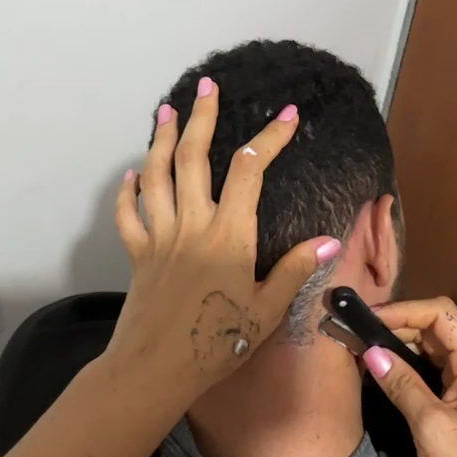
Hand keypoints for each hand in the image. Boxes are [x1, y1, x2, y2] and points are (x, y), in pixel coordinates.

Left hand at [105, 78, 340, 404]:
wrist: (154, 370)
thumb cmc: (217, 343)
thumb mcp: (266, 311)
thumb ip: (294, 270)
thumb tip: (329, 240)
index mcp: (228, 234)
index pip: (249, 170)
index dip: (269, 138)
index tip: (287, 115)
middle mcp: (191, 224)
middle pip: (193, 157)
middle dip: (201, 118)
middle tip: (205, 87)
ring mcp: (159, 236)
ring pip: (156, 176)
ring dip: (159, 139)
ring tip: (163, 111)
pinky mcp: (137, 253)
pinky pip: (128, 215)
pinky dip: (128, 191)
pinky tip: (131, 175)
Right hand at [365, 298, 456, 456]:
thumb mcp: (432, 430)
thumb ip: (402, 385)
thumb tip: (371, 351)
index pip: (441, 313)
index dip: (404, 309)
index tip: (369, 318)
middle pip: (437, 328)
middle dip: (399, 325)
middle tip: (360, 334)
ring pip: (435, 351)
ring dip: (402, 346)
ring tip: (367, 351)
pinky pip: (437, 374)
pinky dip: (411, 369)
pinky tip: (388, 376)